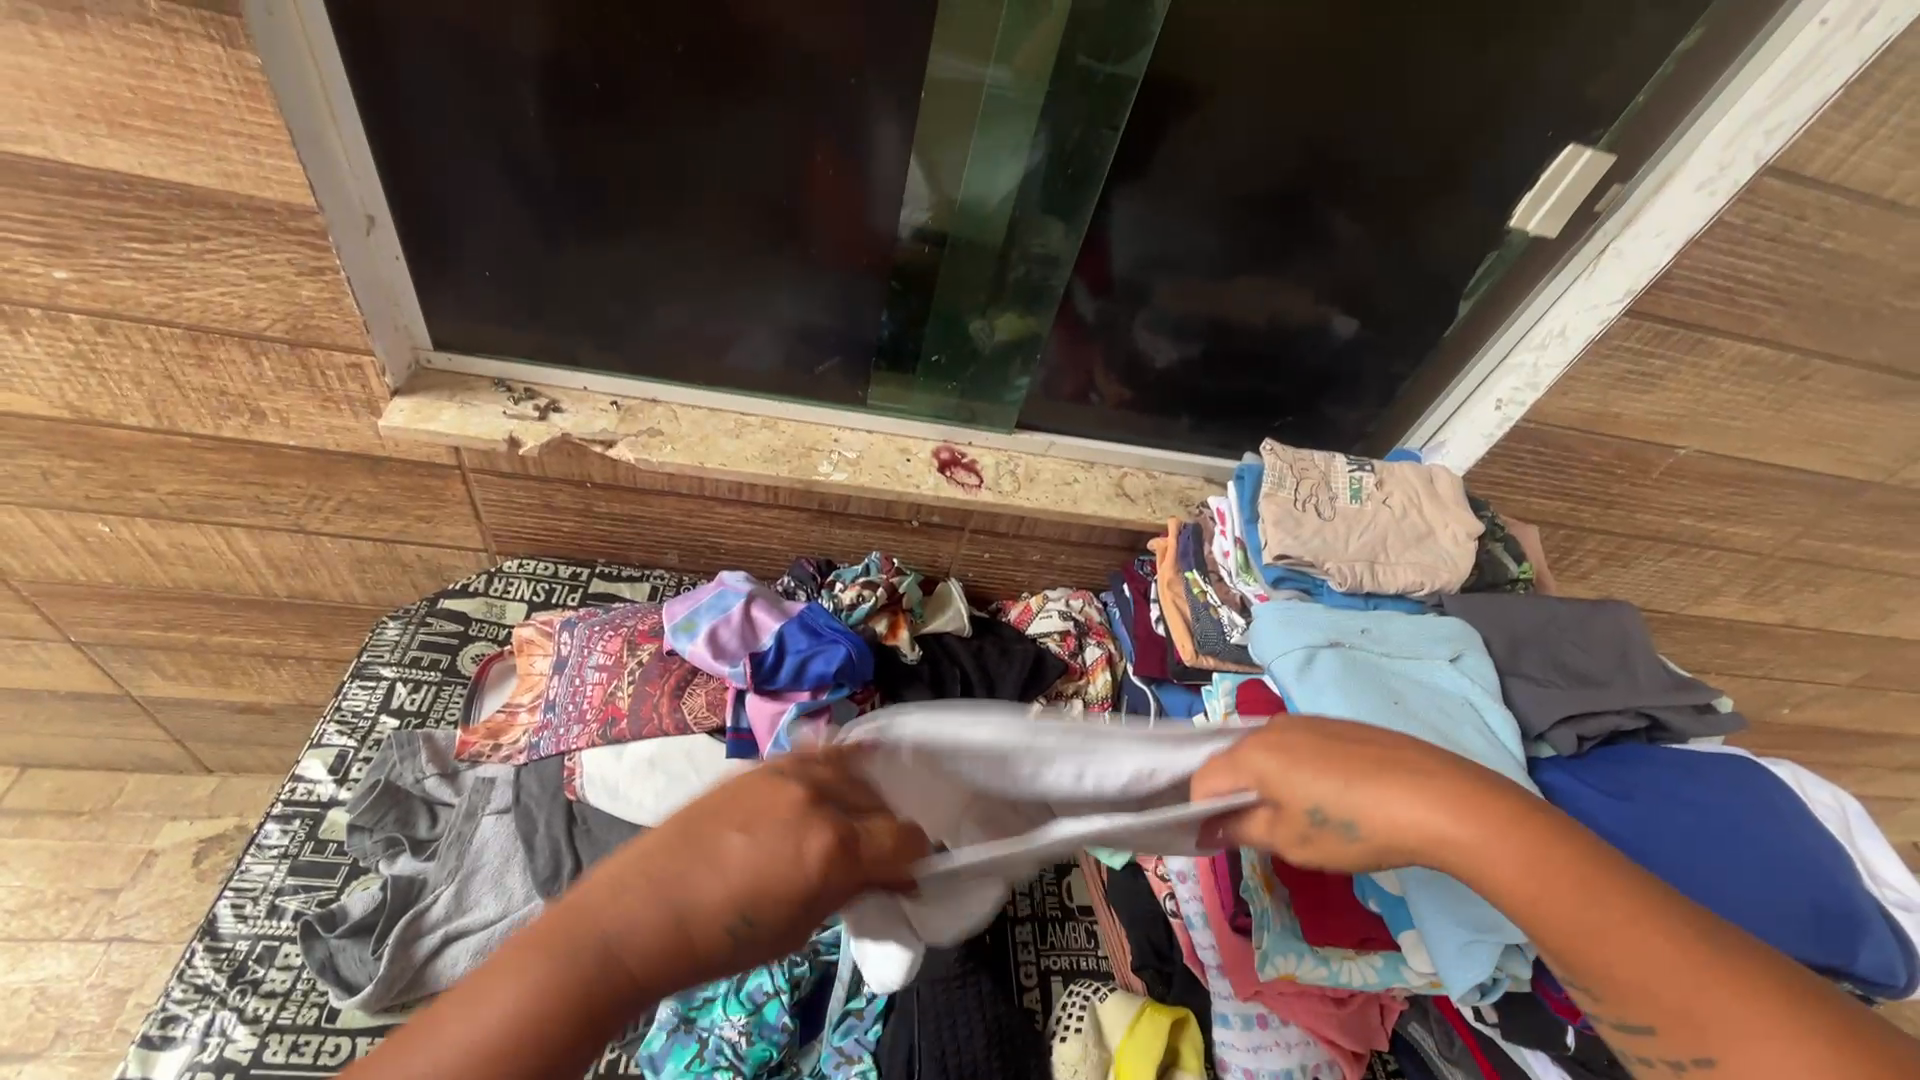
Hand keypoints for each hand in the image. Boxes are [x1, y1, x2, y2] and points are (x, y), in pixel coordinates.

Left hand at [570, 747, 928, 990]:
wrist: (643, 910)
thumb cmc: (724, 938)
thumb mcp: (801, 927)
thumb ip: (854, 890)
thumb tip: (894, 878)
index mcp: (834, 846)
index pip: (906, 837)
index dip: (913, 859)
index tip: (904, 875)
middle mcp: (819, 796)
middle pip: (883, 803)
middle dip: (887, 832)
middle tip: (874, 859)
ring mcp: (788, 772)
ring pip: (854, 771)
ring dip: (862, 797)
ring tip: (847, 824)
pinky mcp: (761, 763)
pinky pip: (817, 754)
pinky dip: (834, 767)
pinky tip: (831, 783)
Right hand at [1190, 714, 1530, 874]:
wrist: (1440, 800)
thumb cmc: (1353, 826)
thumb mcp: (1289, 841)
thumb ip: (1240, 830)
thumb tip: (1207, 827)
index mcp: (1251, 753)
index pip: (1202, 780)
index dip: (1201, 814)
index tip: (1219, 844)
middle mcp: (1272, 728)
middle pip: (1233, 762)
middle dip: (1235, 796)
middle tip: (1262, 833)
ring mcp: (1309, 722)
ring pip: (1267, 753)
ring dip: (1268, 783)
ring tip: (1303, 818)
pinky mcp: (1341, 726)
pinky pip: (1300, 747)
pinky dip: (1299, 772)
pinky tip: (1335, 799)